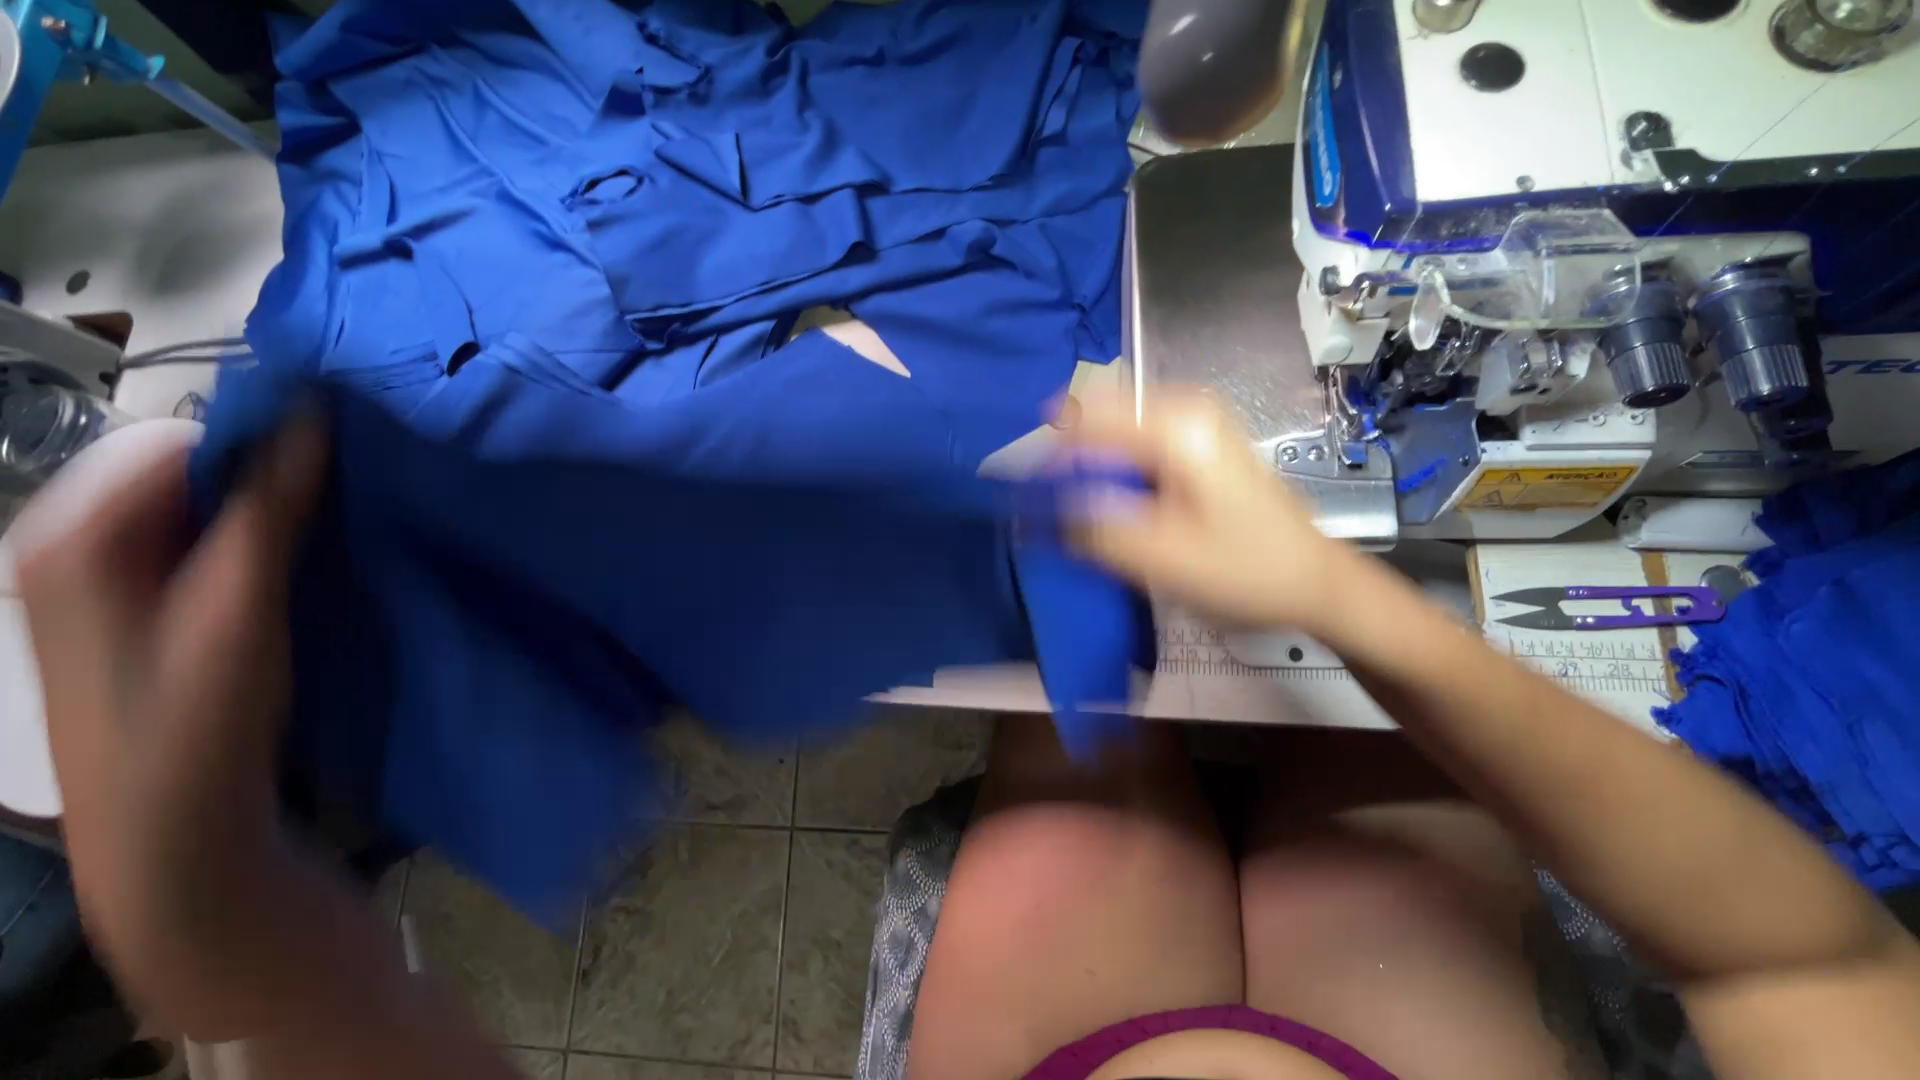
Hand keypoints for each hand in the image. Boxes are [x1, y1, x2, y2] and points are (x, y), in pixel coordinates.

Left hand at [15, 418, 326, 1034]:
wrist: (172, 833)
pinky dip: (250, 541)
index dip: (256, 440)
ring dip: (262, 510)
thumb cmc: (194, 720)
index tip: (337, 462)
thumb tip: (312, 412)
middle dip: (261, 475)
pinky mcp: (134, 606)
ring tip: (324, 532)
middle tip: (336, 501)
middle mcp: (69, 541)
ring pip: (195, 505)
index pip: (174, 439)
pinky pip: (197, 541)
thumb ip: (270, 505)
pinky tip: (289, 568)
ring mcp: (98, 576)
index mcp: (70, 533)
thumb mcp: (240, 607)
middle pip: (181, 469)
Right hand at [1061, 390, 1355, 632]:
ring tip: (1071, 508)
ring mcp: (1197, 422)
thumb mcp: (1163, 559)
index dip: (1047, 458)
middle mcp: (1187, 409)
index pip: (1086, 423)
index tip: (1021, 497)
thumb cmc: (1245, 570)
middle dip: (1066, 458)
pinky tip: (1109, 503)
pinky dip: (1113, 467)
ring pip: (1115, 430)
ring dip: (1088, 465)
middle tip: (1042, 505)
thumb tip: (1034, 513)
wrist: (1314, 581)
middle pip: (1099, 417)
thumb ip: (1095, 531)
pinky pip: (1137, 442)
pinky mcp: (1201, 441)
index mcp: (1179, 427)